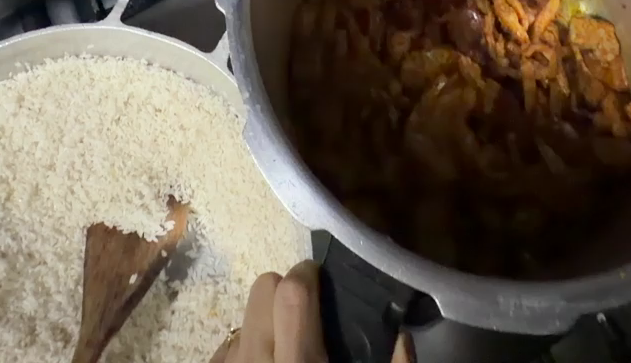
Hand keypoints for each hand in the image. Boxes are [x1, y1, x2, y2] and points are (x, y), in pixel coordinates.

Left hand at [217, 263, 410, 362]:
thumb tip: (404, 337)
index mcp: (299, 361)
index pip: (292, 290)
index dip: (308, 276)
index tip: (323, 282)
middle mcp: (257, 358)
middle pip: (263, 287)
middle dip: (286, 289)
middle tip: (308, 315)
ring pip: (244, 313)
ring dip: (266, 320)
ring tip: (286, 347)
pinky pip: (227, 345)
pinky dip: (246, 349)